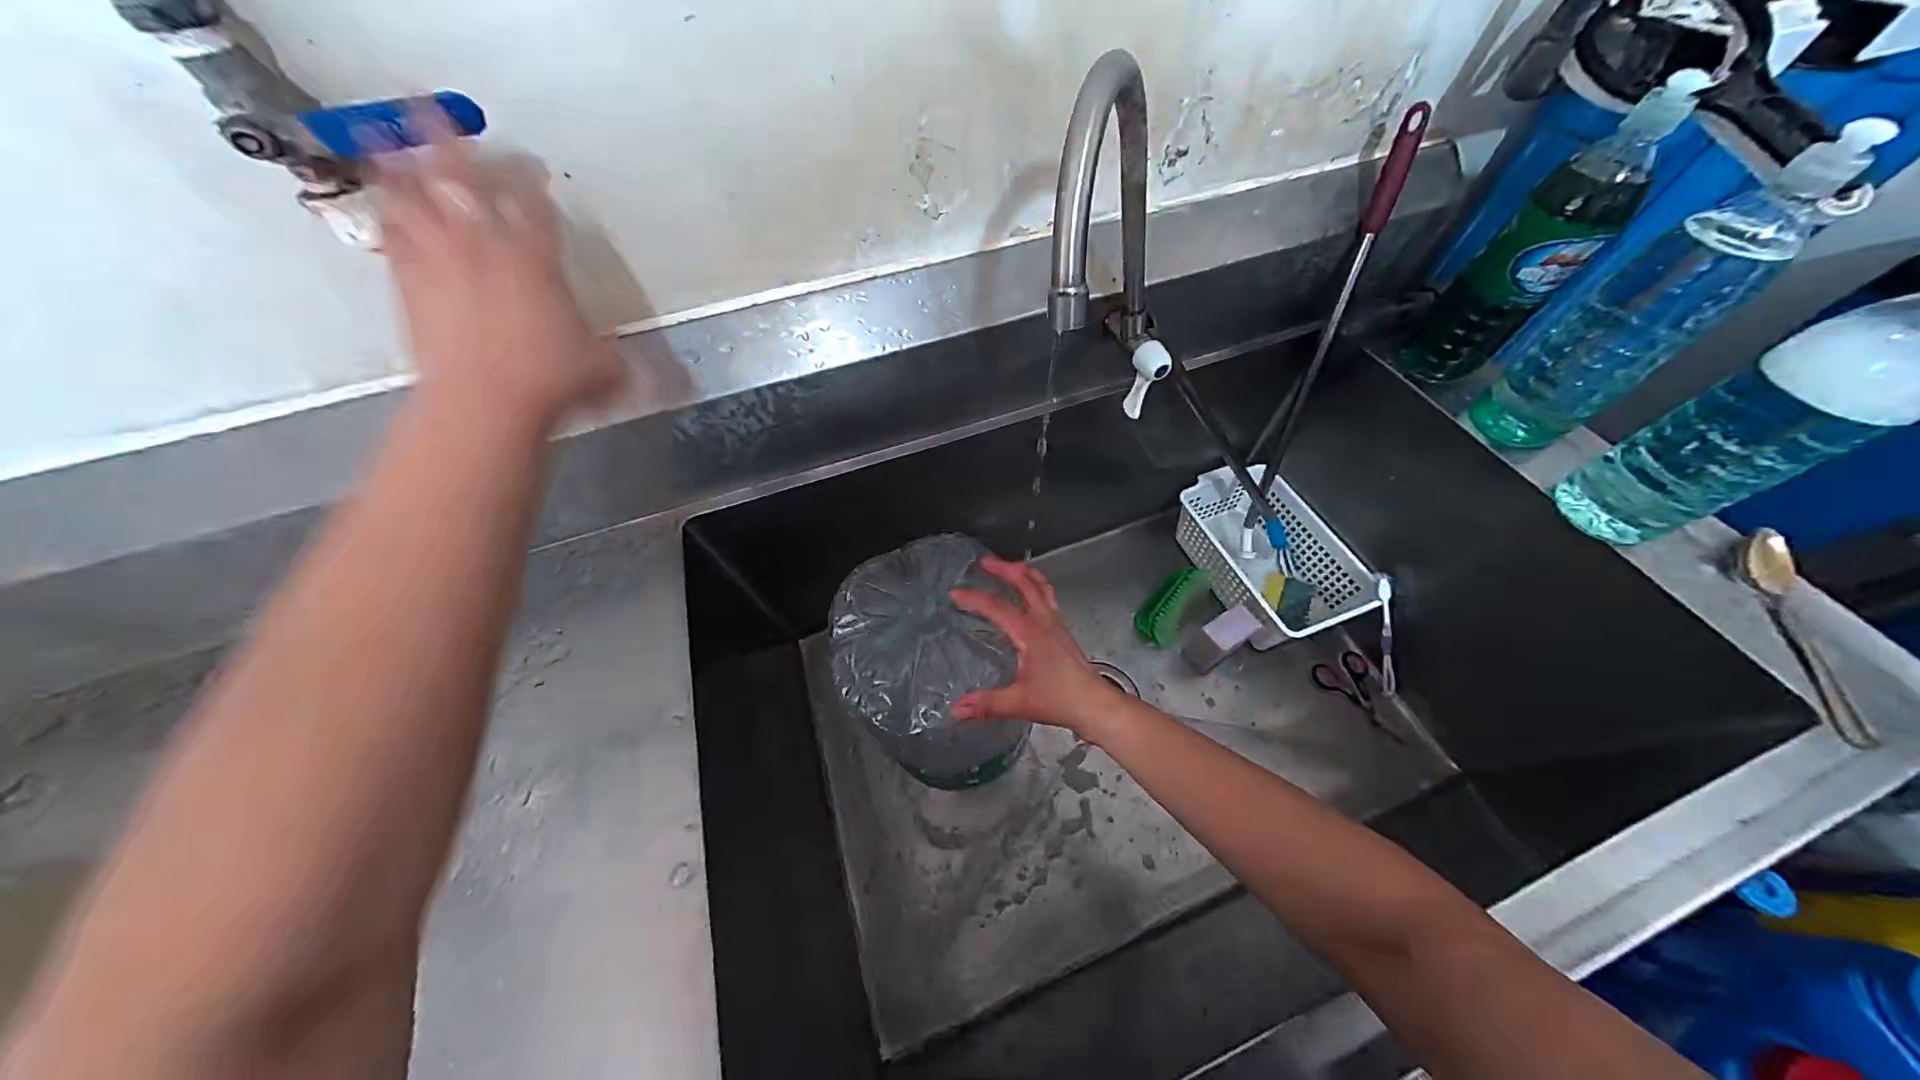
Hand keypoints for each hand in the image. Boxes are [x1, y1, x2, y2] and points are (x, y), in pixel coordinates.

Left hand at [372, 107, 623, 432]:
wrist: (484, 404)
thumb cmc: (548, 383)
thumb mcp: (602, 368)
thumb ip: (614, 352)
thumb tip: (643, 362)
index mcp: (538, 262)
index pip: (534, 204)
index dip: (531, 180)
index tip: (531, 169)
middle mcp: (488, 250)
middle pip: (466, 180)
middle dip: (456, 145)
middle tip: (447, 120)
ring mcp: (444, 262)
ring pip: (420, 197)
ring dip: (408, 167)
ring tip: (396, 139)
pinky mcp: (411, 284)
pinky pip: (394, 235)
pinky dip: (390, 215)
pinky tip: (387, 204)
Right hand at [950, 556, 1133, 741]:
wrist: (1095, 705)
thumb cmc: (1063, 700)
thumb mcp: (1019, 703)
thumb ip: (986, 704)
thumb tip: (958, 708)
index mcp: (1031, 633)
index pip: (998, 607)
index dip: (975, 598)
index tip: (956, 594)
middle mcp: (1045, 622)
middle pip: (1026, 583)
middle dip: (1005, 568)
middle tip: (985, 562)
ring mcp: (1056, 625)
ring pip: (1041, 587)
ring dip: (1024, 573)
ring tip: (1009, 567)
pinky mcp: (1062, 633)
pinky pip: (1048, 599)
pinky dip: (1035, 587)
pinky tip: (1028, 597)